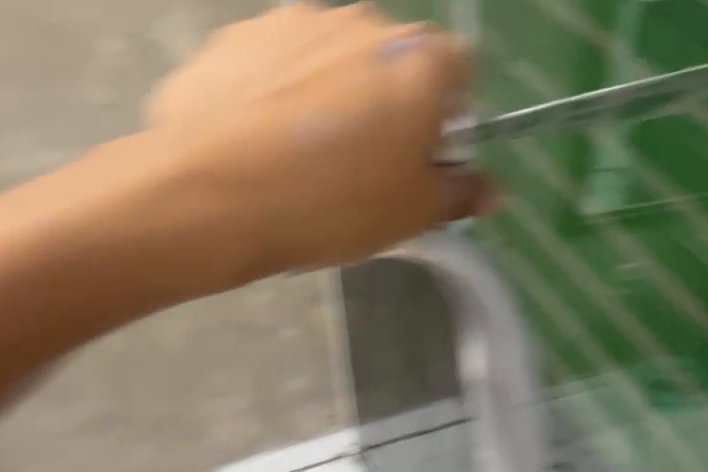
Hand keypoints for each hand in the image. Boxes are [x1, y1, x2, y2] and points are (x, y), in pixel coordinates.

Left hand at [138, 2, 494, 283]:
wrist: (216, 194)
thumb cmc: (338, 203)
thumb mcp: (414, 213)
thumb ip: (460, 193)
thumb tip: (492, 190)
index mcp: (419, 59)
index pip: (461, 68)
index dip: (452, 113)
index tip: (430, 155)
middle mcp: (360, 21)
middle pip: (394, 60)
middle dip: (392, 104)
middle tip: (372, 167)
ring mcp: (290, 22)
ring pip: (331, 61)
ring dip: (335, 98)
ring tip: (310, 161)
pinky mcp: (233, 40)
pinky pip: (276, 70)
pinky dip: (279, 100)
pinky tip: (265, 149)